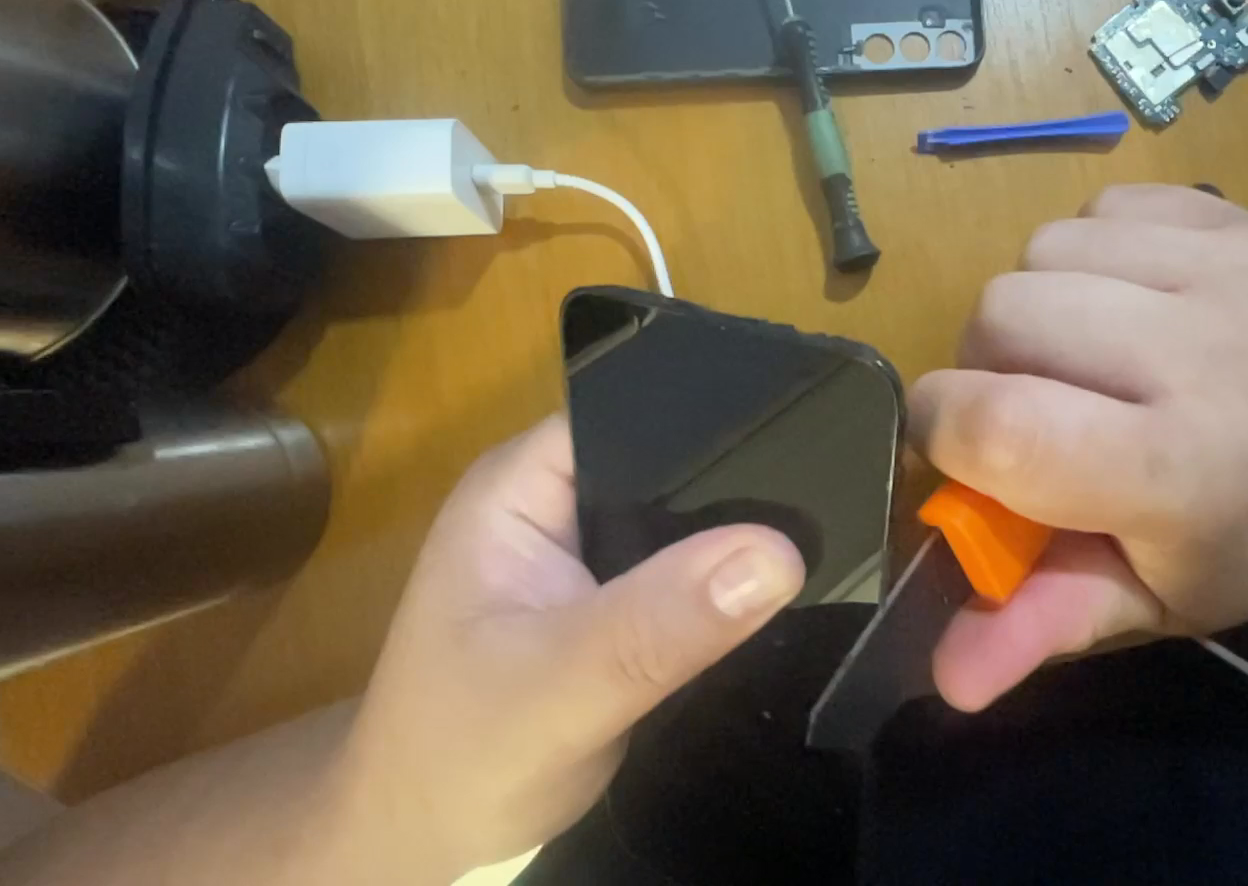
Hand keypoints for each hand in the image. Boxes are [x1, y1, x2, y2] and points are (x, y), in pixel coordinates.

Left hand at [333, 417, 806, 877]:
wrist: (425, 831)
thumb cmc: (456, 756)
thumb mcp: (557, 691)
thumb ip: (657, 627)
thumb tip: (776, 556)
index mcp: (522, 482)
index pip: (634, 415)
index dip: (716, 423)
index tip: (802, 445)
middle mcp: (557, 496)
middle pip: (671, 461)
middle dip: (739, 485)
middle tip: (822, 501)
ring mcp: (586, 546)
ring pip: (685, 516)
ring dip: (736, 536)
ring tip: (812, 540)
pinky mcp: (614, 592)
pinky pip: (688, 567)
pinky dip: (725, 581)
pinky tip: (775, 589)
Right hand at [910, 185, 1247, 710]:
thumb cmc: (1239, 552)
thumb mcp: (1139, 605)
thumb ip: (1038, 629)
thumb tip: (944, 681)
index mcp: (1178, 470)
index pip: (1000, 422)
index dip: (942, 425)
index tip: (953, 443)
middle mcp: (1211, 354)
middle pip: (1003, 311)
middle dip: (986, 362)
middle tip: (1030, 401)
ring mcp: (1237, 271)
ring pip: (1040, 250)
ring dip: (1033, 304)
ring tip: (1080, 352)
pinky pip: (1100, 208)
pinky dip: (1086, 255)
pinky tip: (1128, 302)